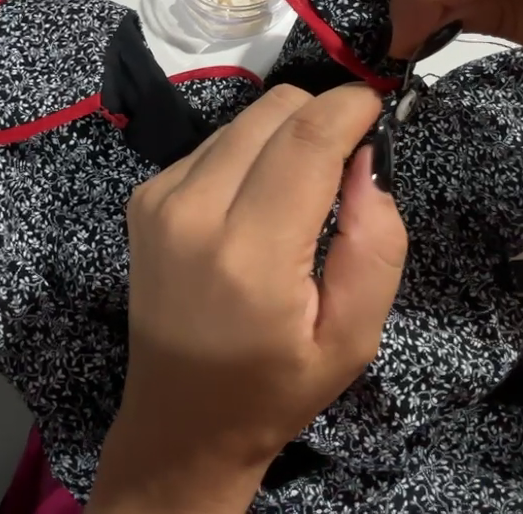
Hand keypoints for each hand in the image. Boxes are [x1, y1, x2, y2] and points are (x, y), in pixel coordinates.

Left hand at [88, 85, 406, 513]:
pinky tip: (254, 199)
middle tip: (346, 157)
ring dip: (284, 132)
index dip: (350, 106)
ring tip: (299, 188)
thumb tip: (367, 159)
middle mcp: (194, 210)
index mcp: (251, 254)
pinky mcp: (144, 194)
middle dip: (321, 113)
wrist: (179, 417)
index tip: (377, 104)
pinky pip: (213, 141)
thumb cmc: (274, 386)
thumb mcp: (352, 338)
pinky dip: (248, 151)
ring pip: (243, 118)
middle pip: (273, 110)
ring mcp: (160, 196)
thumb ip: (374, 245)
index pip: (307, 138)